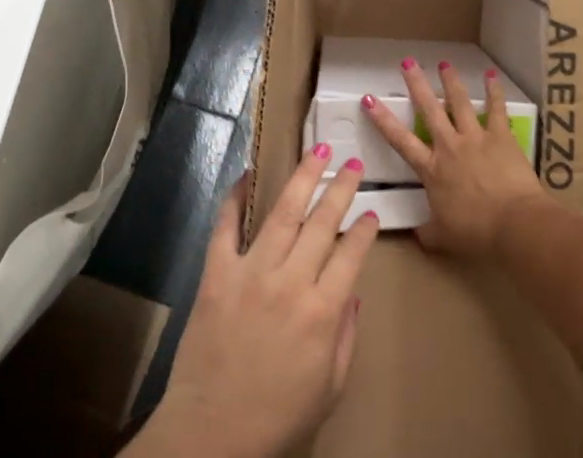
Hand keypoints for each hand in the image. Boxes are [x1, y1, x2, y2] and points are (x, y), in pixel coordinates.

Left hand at [127, 150, 378, 457]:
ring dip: (302, 180)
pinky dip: (233, 199)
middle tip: (352, 163)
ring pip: (281, 215)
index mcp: (323, 311)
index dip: (363, 229)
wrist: (211, 434)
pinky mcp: (215, 277)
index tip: (370, 212)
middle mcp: (291, 283)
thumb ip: (345, 334)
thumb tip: (351, 291)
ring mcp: (251, 275)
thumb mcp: (330, 386)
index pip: (351, 254)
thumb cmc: (278, 417)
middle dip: (340, 189)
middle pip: (321, 223)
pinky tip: (245, 176)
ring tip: (316, 152)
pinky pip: (225, 229)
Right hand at [362, 58, 547, 257]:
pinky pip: (496, 108)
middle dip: (416, 85)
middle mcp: (449, 146)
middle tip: (408, 63)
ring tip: (444, 62)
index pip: (400, 140)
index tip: (369, 99)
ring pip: (459, 102)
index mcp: (431, 169)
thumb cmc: (475, 231)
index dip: (382, 119)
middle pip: (429, 110)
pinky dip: (494, 91)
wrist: (513, 223)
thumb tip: (415, 235)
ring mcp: (475, 138)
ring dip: (450, 81)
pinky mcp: (500, 136)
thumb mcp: (442, 236)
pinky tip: (491, 75)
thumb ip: (426, 232)